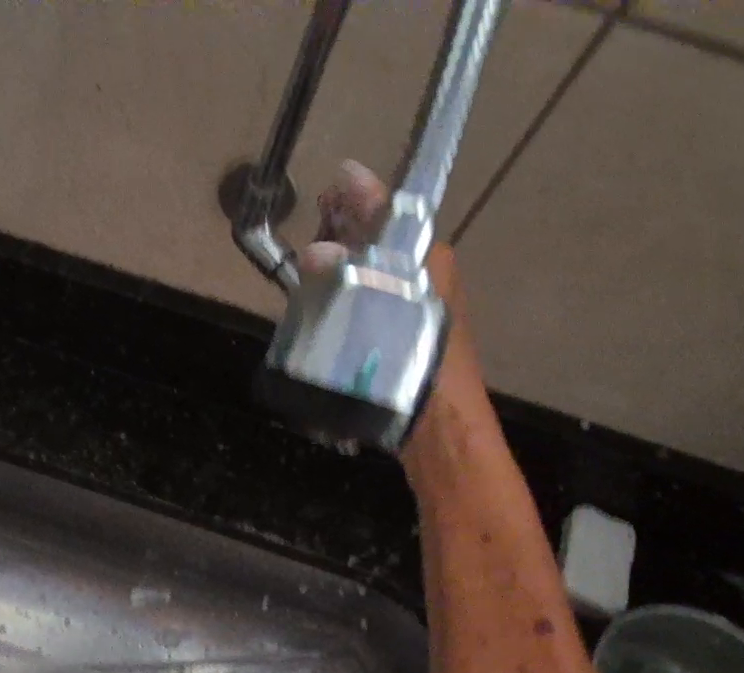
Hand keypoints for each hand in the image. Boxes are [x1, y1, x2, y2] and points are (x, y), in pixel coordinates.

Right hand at [299, 160, 486, 461]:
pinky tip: (313, 305)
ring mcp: (407, 310)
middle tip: (317, 216)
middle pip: (376, 240)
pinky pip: (362, 306)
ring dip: (339, 265)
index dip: (362, 194)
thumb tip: (313, 251)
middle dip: (346, 227)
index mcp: (428, 259)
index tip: (338, 177)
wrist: (436, 423)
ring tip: (307, 259)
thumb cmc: (417, 362)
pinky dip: (340, 300)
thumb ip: (347, 276)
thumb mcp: (381, 311)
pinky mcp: (394, 340)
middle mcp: (420, 278)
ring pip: (366, 273)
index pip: (391, 211)